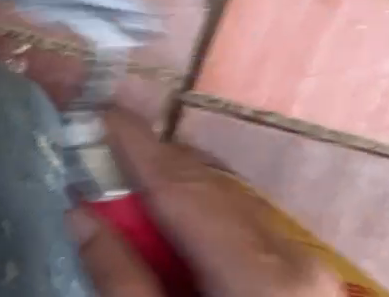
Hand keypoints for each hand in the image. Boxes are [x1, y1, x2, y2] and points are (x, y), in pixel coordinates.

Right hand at [73, 112, 342, 296]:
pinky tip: (168, 220)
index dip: (127, 139)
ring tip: (120, 180)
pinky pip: (243, 223)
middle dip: (143, 158)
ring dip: (169, 183)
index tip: (83, 109)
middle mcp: (291, 256)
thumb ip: (120, 278)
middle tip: (88, 145)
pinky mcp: (310, 285)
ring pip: (225, 198)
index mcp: (256, 269)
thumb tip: (79, 214)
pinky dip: (198, 208)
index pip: (176, 178)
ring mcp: (309, 271)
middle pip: (202, 180)